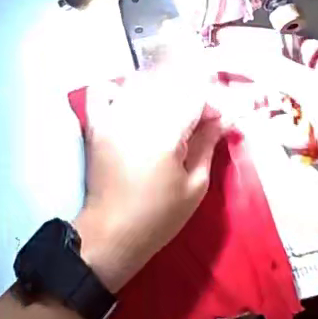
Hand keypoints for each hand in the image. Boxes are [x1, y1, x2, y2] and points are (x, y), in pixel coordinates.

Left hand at [75, 67, 225, 292]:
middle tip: (197, 124)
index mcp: (166, 133)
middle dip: (190, 98)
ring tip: (170, 115)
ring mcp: (113, 117)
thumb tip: (221, 119)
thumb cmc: (159, 216)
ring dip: (161, 92)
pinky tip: (133, 102)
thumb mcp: (195, 185)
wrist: (111, 235)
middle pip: (171, 85)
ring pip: (142, 83)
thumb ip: (207, 144)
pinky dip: (119, 89)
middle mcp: (138, 116)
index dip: (211, 107)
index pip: (195, 97)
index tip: (216, 124)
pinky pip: (102, 91)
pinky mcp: (96, 125)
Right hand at [206, 26, 317, 217]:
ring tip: (241, 108)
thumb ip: (271, 70)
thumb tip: (230, 51)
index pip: (271, 42)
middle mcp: (309, 76)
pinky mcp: (306, 134)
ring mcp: (307, 106)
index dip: (240, 43)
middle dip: (241, 76)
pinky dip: (275, 129)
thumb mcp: (316, 89)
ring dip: (257, 106)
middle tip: (206, 78)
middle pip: (264, 71)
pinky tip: (277, 132)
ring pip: (266, 100)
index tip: (208, 44)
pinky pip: (277, 125)